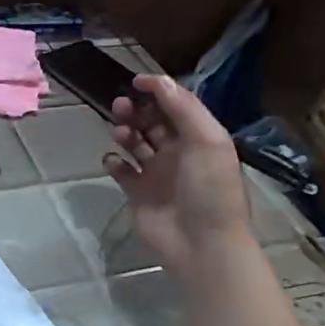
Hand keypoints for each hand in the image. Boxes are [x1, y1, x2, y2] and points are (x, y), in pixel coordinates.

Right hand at [105, 74, 253, 276]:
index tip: (135, 82)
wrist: (202, 245)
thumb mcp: (207, 140)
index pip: (176, 105)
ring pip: (135, 142)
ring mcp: (157, 173)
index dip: (157, 90)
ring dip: (125, 131)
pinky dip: (114, 162)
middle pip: (152, 121)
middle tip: (121, 106)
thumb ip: (183, 107)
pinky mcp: (138, 194)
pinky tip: (115, 162)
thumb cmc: (210, 189)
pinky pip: (121, 171)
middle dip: (136, 109)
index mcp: (199, 138)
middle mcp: (178, 152)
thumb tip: (158, 80)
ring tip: (120, 133)